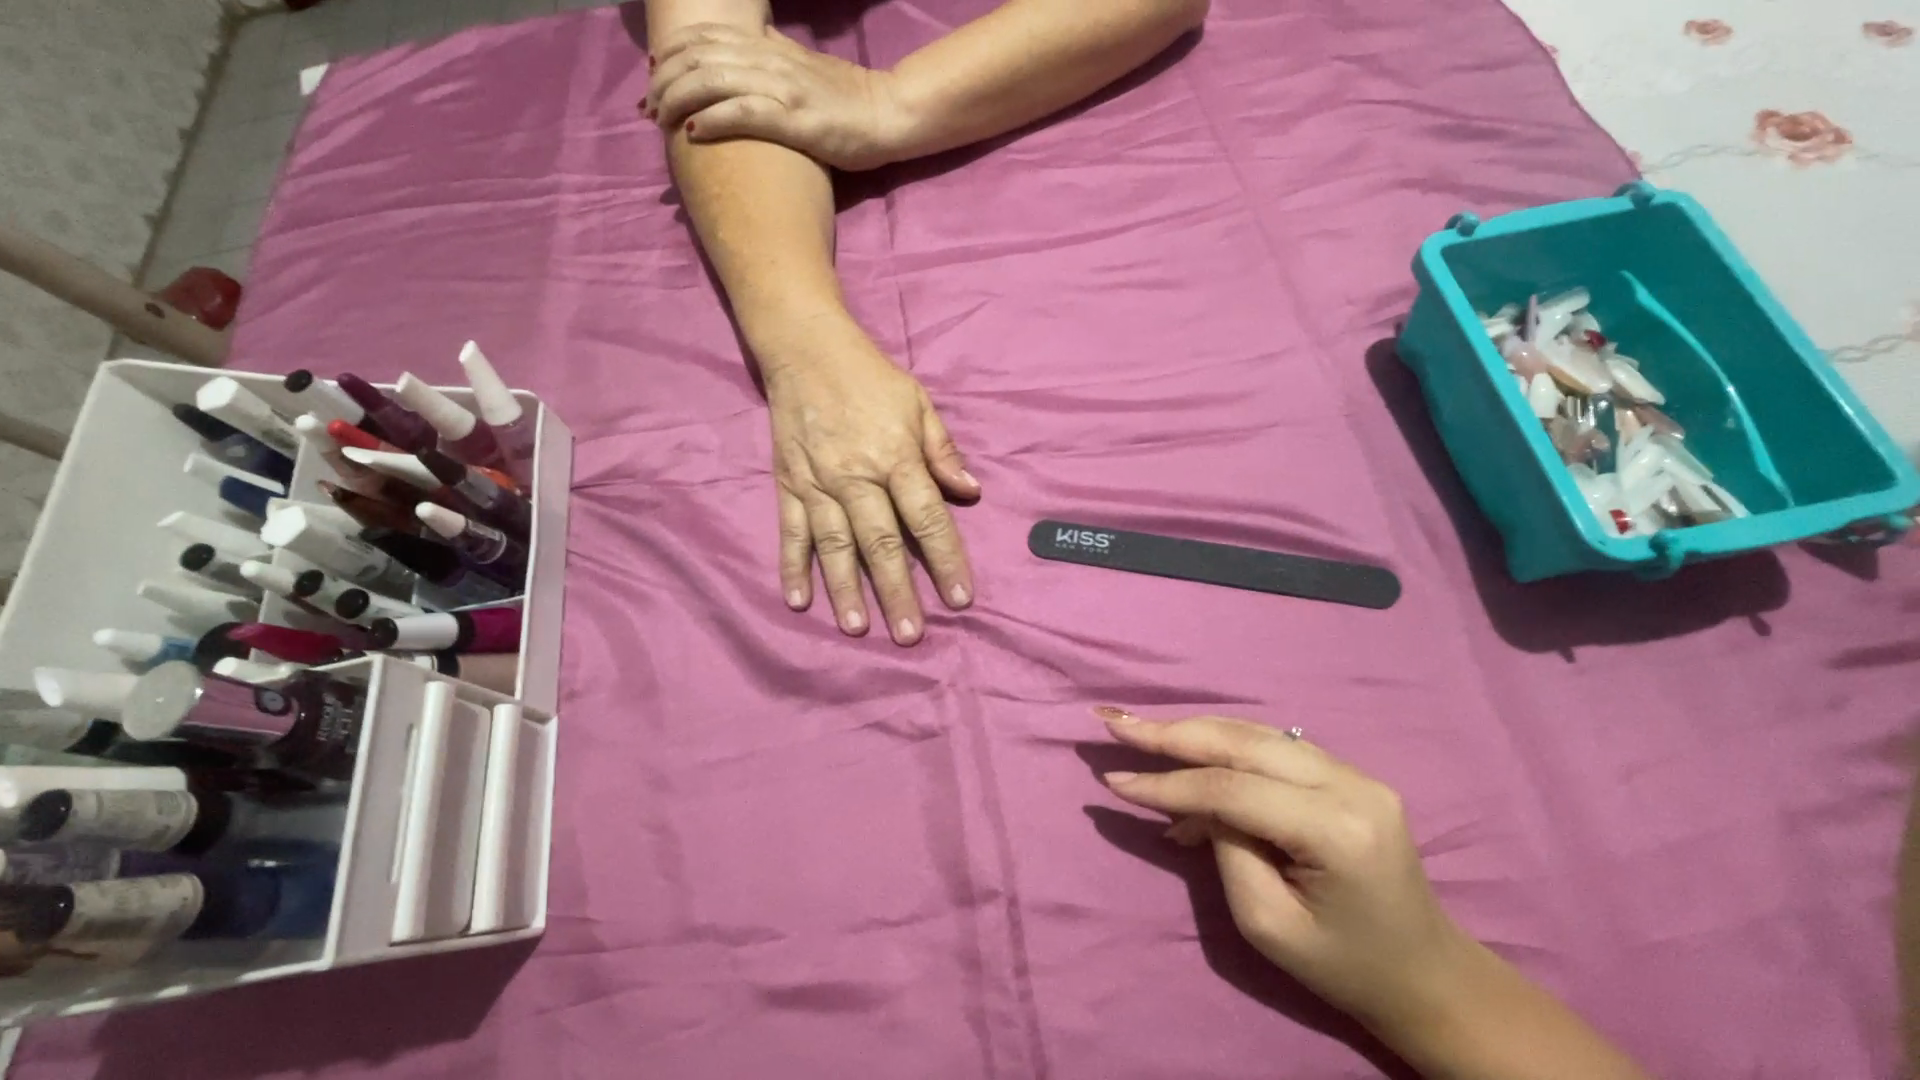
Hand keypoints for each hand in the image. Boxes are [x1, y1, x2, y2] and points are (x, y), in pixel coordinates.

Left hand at [644, 23, 914, 170]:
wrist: (888, 115)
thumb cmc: (847, 98)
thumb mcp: (804, 66)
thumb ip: (774, 55)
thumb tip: (749, 48)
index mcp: (769, 47)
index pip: (706, 37)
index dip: (671, 52)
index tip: (652, 74)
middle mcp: (770, 60)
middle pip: (700, 57)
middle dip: (664, 80)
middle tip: (646, 107)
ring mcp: (782, 89)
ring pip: (713, 80)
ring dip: (677, 99)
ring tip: (659, 120)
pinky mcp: (795, 120)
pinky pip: (743, 113)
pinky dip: (711, 120)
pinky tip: (692, 132)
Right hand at [762, 315, 977, 644]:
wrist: (805, 349)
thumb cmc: (871, 377)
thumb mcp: (918, 403)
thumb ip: (942, 452)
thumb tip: (971, 493)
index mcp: (895, 456)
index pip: (927, 518)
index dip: (946, 559)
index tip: (960, 599)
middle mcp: (855, 476)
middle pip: (881, 543)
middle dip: (898, 590)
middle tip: (910, 634)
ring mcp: (817, 483)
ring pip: (835, 545)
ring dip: (847, 589)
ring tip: (859, 628)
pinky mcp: (787, 484)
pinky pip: (790, 531)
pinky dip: (792, 566)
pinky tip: (798, 601)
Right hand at [1094, 710, 1477, 1031]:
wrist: (1424, 975)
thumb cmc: (1342, 967)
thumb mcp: (1267, 923)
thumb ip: (1226, 850)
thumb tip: (1195, 801)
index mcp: (1337, 829)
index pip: (1232, 790)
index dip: (1168, 784)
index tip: (1113, 783)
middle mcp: (1352, 785)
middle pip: (1245, 743)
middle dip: (1173, 733)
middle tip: (1114, 723)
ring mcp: (1356, 774)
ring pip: (1257, 735)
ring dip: (1196, 733)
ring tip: (1141, 732)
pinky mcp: (1349, 776)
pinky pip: (1275, 750)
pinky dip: (1225, 750)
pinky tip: (1189, 759)